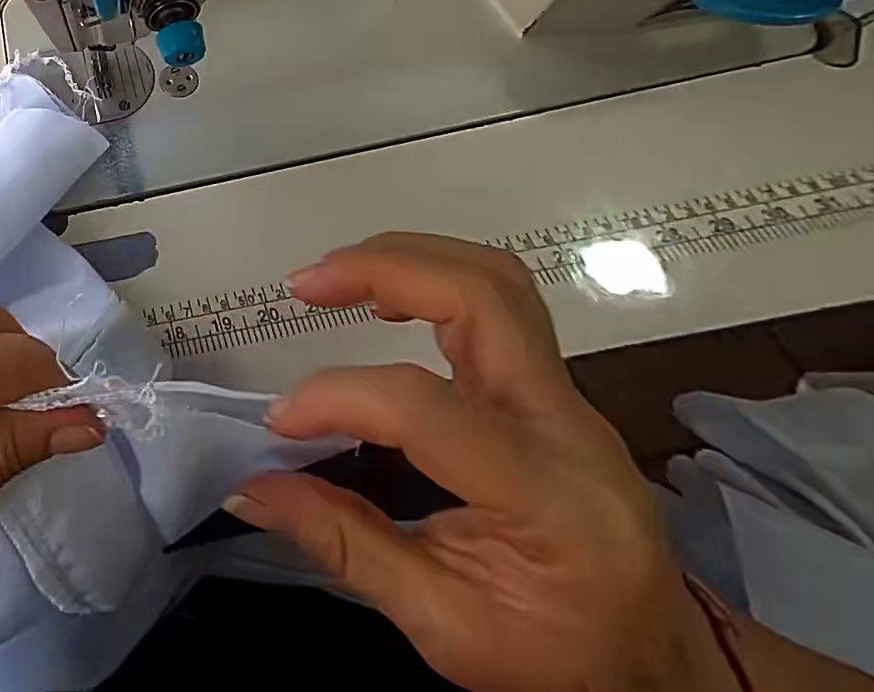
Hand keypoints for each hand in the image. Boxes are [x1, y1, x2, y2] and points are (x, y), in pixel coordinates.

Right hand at [230, 233, 739, 691]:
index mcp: (546, 495)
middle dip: (380, 270)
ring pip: (493, 280)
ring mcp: (564, 396)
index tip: (281, 423)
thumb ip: (340, 543)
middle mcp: (565, 424)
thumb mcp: (442, 624)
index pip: (424, 406)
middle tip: (302, 285)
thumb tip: (248, 488)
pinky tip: (379, 299)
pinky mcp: (548, 386)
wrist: (662, 661)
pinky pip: (493, 300)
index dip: (335, 397)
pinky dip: (425, 277)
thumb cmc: (556, 653)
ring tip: (330, 276)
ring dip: (401, 259)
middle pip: (482, 297)